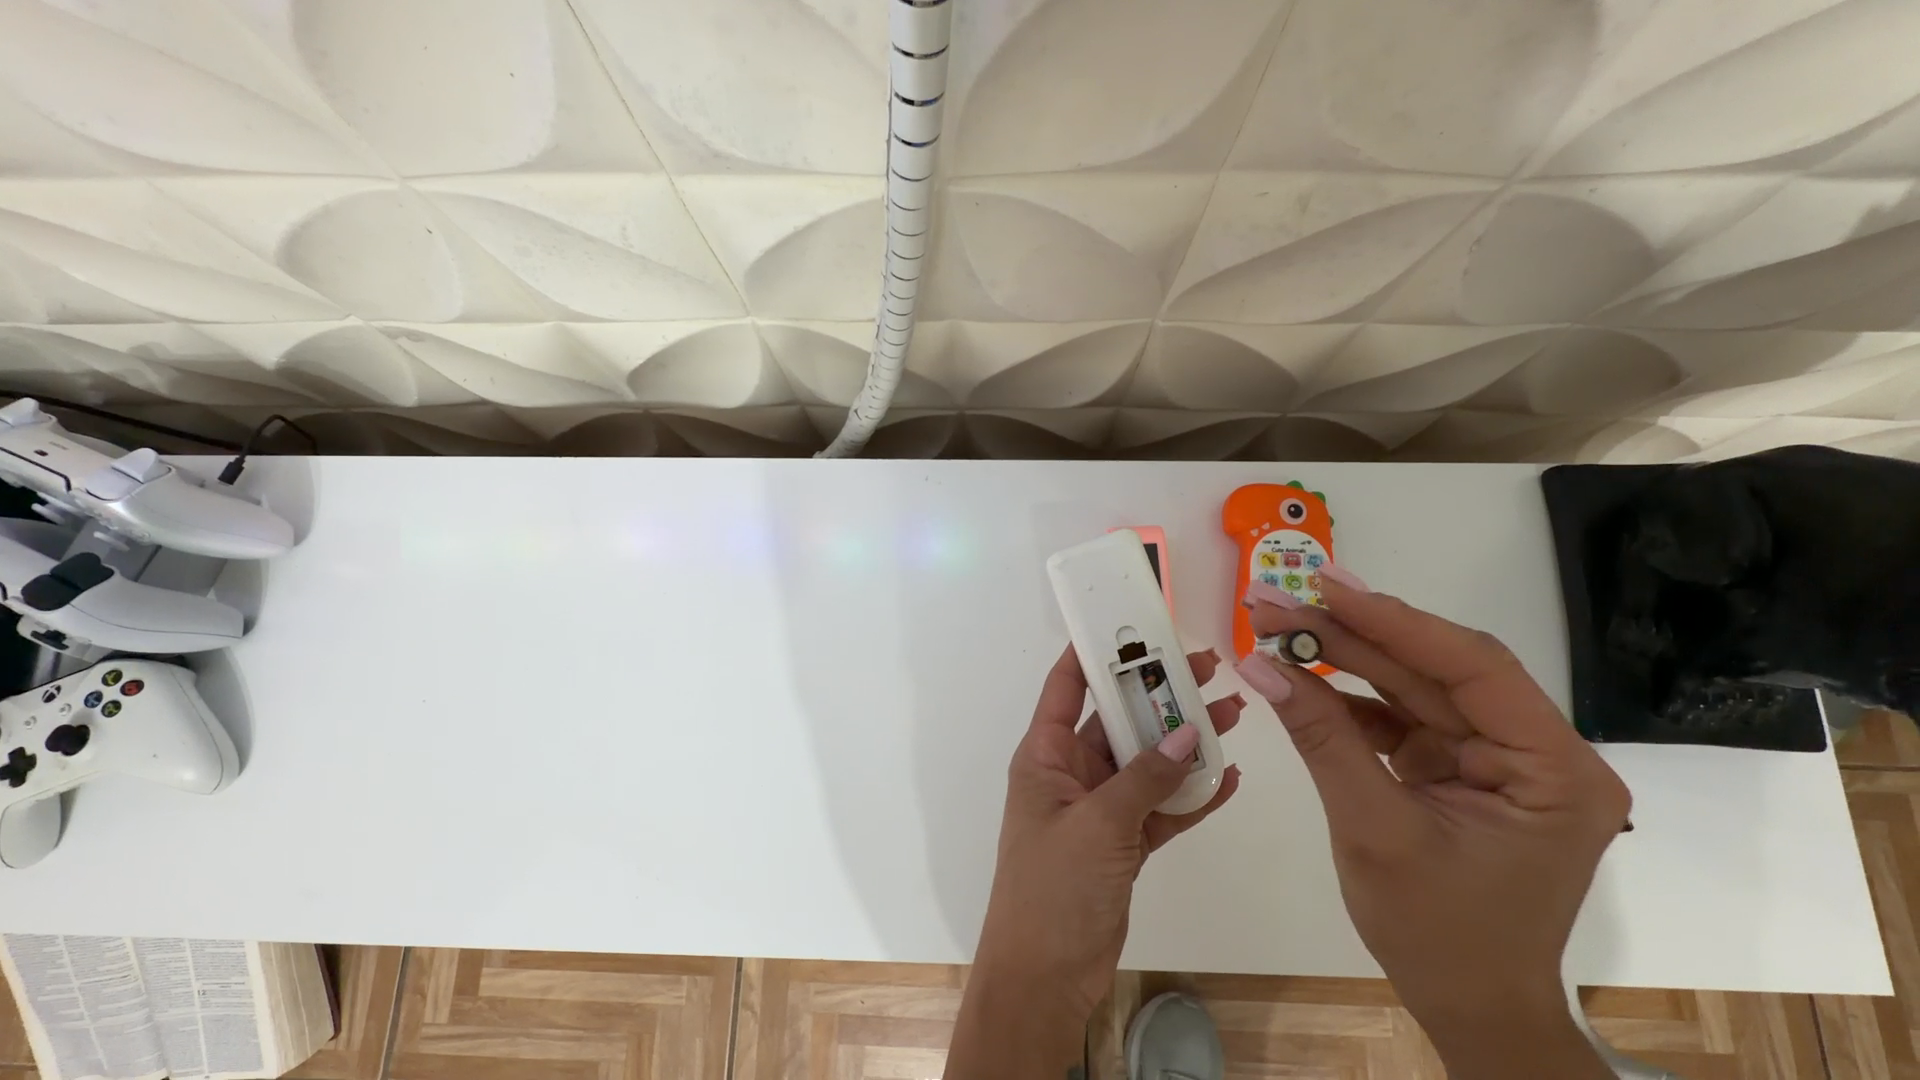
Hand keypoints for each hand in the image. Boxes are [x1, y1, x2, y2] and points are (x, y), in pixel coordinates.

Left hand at [945, 645, 1243, 1079]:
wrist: (1045, 976)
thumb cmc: (1053, 887)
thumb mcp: (1098, 824)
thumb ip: (1145, 778)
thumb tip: (1189, 734)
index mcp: (1045, 757)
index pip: (1065, 687)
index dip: (1093, 652)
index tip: (1130, 621)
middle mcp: (1071, 775)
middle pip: (1118, 721)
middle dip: (1159, 695)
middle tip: (1207, 666)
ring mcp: (1100, 810)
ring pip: (1147, 763)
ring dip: (1186, 742)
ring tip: (1233, 713)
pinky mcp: (1124, 845)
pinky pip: (1162, 808)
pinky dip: (1192, 795)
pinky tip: (1231, 778)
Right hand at [1237, 573, 1628, 1079]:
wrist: (1467, 1007)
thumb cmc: (1437, 934)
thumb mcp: (1374, 830)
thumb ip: (1322, 739)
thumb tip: (1260, 667)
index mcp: (1553, 768)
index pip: (1472, 669)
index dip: (1394, 622)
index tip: (1324, 586)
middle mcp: (1535, 751)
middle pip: (1435, 669)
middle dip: (1352, 633)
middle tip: (1276, 600)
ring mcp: (1494, 758)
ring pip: (1413, 686)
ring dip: (1343, 657)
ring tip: (1276, 624)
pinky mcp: (1458, 768)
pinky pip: (1400, 718)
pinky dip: (1348, 699)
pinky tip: (1299, 676)